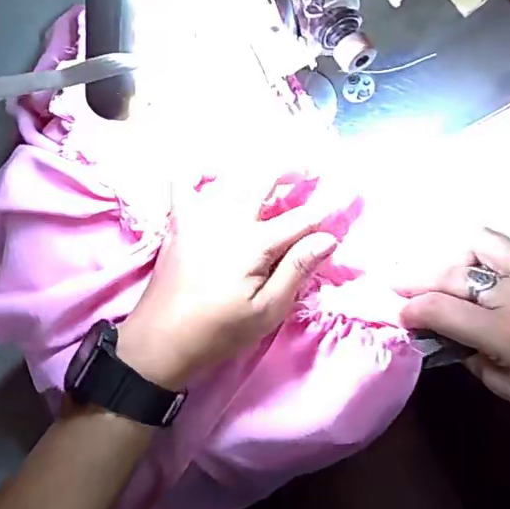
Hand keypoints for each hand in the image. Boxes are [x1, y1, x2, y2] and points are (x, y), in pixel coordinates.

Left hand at [116, 172, 338, 388]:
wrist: (159, 342)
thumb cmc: (219, 332)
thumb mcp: (267, 310)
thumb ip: (297, 269)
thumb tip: (328, 238)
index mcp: (254, 243)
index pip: (302, 218)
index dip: (329, 205)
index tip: (351, 191)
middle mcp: (227, 219)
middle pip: (265, 178)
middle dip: (293, 168)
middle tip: (312, 170)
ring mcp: (199, 215)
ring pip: (231, 173)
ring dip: (257, 166)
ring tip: (274, 170)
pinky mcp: (178, 220)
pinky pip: (185, 181)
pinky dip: (201, 170)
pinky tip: (217, 174)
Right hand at [398, 229, 509, 464]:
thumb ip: (475, 358)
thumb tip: (451, 336)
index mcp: (508, 333)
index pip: (440, 308)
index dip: (411, 308)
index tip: (399, 312)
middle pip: (454, 271)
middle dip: (420, 278)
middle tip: (402, 283)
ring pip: (485, 243)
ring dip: (459, 258)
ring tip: (452, 274)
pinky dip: (500, 267)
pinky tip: (502, 285)